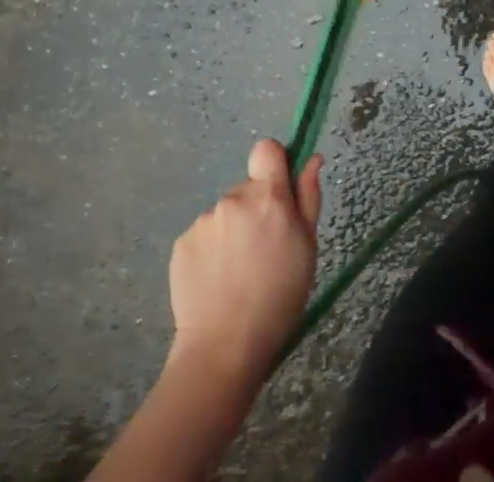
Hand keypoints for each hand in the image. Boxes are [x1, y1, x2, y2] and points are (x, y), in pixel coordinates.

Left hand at [168, 140, 322, 377]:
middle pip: (248, 188)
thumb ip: (308, 197)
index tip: (281, 189)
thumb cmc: (281, 296)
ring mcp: (203, 221)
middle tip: (267, 249)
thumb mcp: (308, 246)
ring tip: (241, 271)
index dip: (275, 162)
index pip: (266, 149)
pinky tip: (220, 279)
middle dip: (258, 208)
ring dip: (235, 231)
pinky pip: (205, 235)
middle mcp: (232, 200)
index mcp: (268, 198)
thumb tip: (311, 158)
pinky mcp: (181, 243)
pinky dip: (214, 250)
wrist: (225, 344)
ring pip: (226, 213)